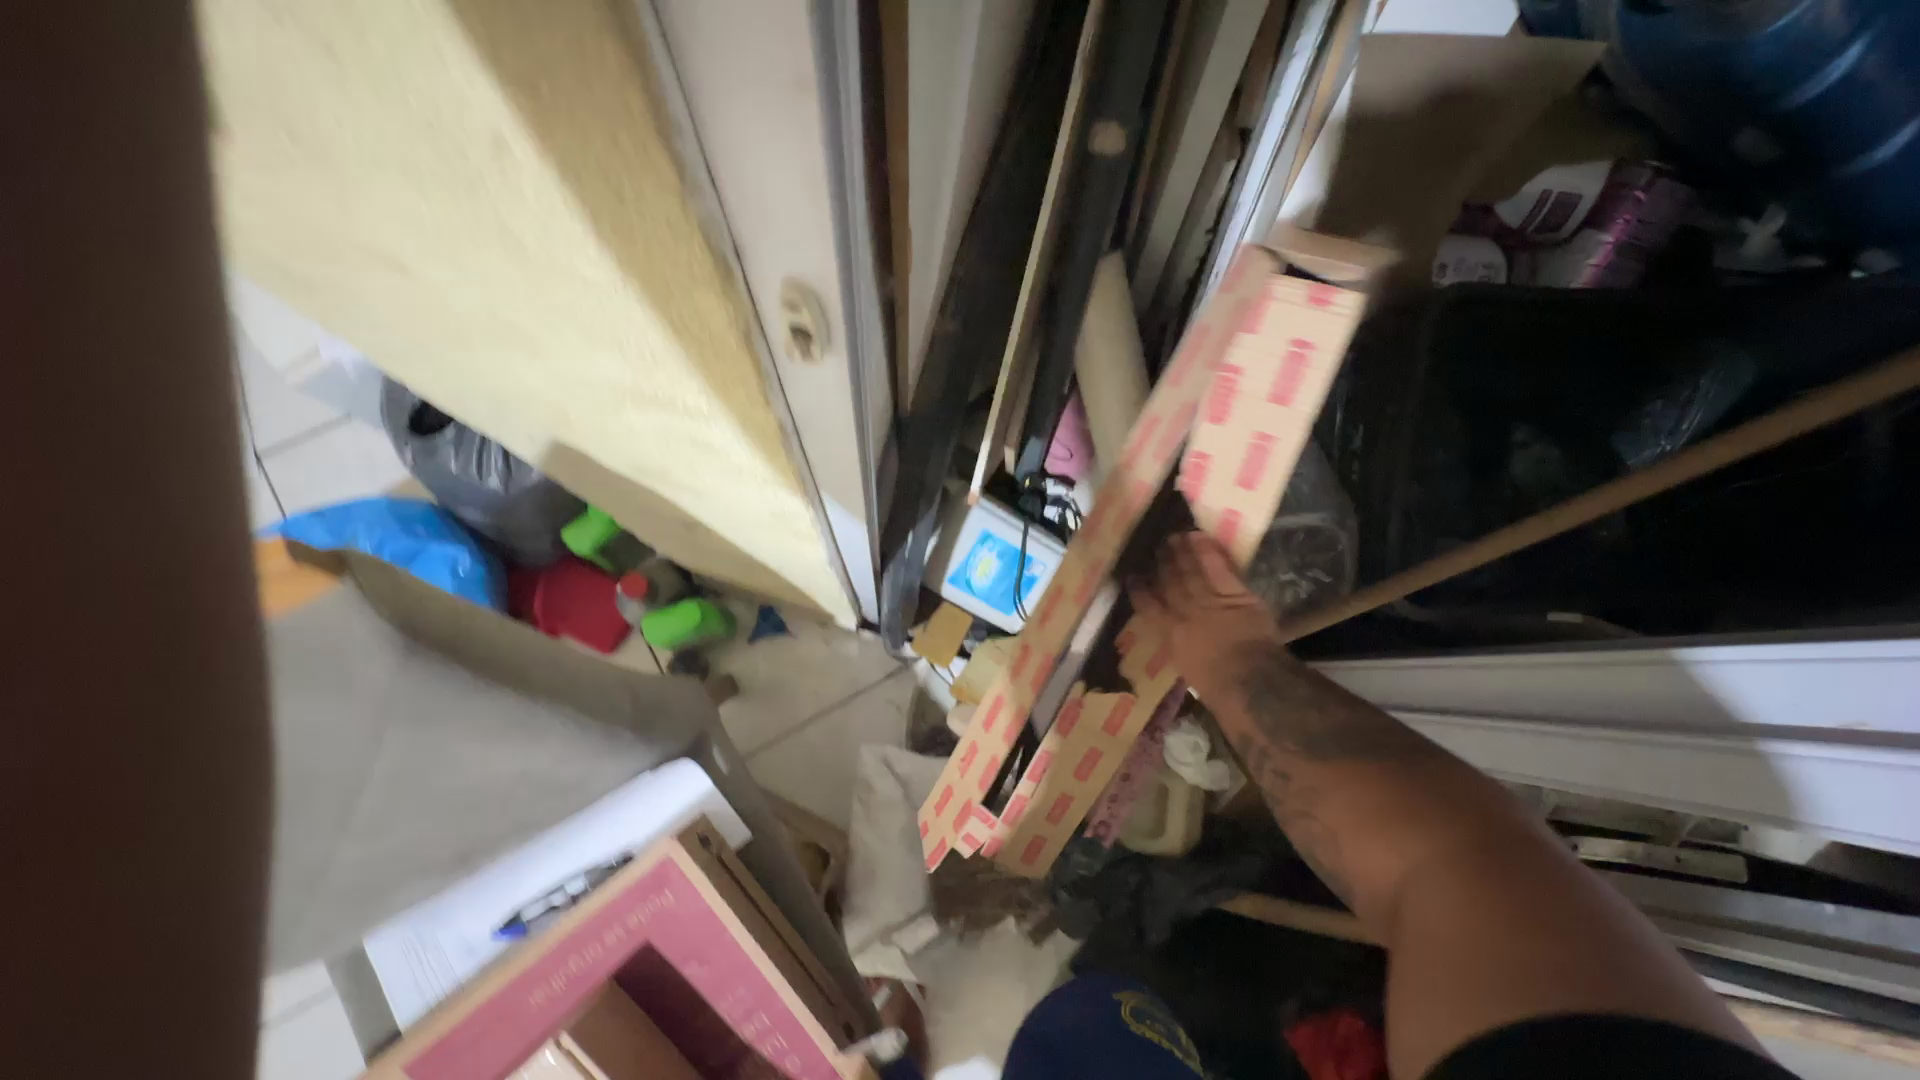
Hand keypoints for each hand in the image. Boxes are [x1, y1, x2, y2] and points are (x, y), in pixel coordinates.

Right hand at [1128, 531, 1284, 698]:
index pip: (1151, 609)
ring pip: (1192, 573)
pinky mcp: (1236, 595)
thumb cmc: (1221, 692)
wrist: (1251, 684)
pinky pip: (1219, 569)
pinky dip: (1209, 552)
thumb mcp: (1191, 675)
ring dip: (1182, 553)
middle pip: (1171, 585)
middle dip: (1162, 565)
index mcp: (1173, 638)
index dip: (1140, 592)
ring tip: (1173, 537)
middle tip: (1154, 546)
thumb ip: (1184, 654)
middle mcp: (1186, 615)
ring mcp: (1210, 603)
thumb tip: (1183, 647)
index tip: (1132, 577)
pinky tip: (1200, 537)